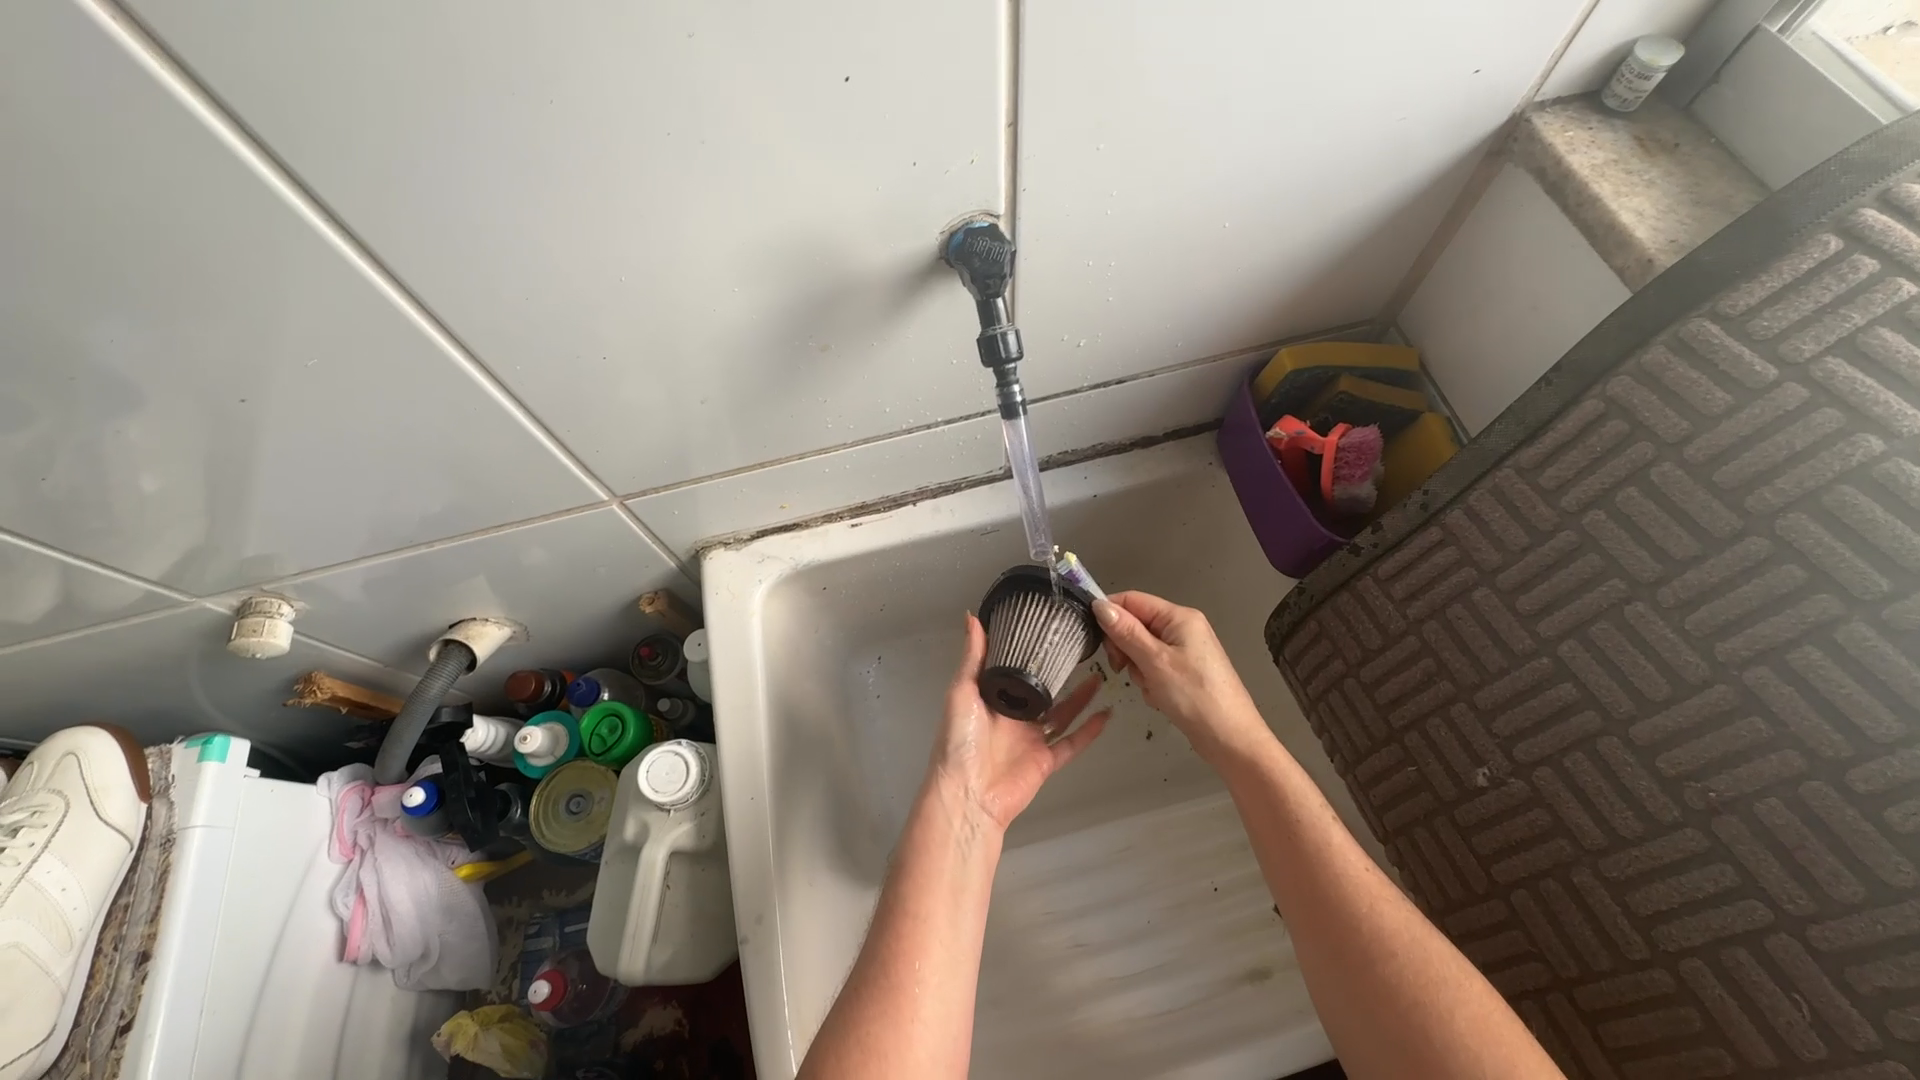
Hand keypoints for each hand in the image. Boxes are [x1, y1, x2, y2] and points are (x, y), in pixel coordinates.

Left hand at [926, 613, 1109, 835]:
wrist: (968, 794)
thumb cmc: (959, 740)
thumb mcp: (961, 691)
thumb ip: (972, 657)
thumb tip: (972, 616)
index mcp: (991, 699)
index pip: (1014, 670)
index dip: (1030, 653)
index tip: (1048, 631)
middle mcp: (1012, 717)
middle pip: (1042, 692)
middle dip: (1060, 674)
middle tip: (1081, 652)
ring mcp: (1030, 740)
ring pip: (1061, 714)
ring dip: (1080, 698)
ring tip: (1100, 676)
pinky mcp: (1045, 761)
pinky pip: (1072, 743)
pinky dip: (1089, 731)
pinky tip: (1106, 714)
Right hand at [1093, 591, 1272, 766]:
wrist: (1230, 738)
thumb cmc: (1194, 696)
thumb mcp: (1154, 661)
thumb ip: (1126, 631)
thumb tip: (1099, 604)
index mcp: (1179, 617)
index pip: (1132, 600)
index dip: (1110, 614)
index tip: (1094, 638)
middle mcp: (1182, 628)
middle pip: (1135, 625)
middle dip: (1125, 648)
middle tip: (1124, 668)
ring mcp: (1183, 651)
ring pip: (1140, 650)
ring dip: (1137, 670)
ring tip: (1151, 687)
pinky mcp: (1183, 672)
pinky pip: (1152, 667)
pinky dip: (1149, 681)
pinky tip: (1160, 697)